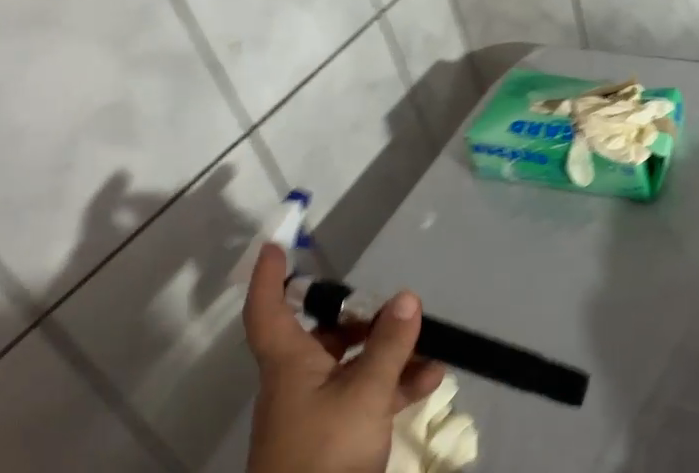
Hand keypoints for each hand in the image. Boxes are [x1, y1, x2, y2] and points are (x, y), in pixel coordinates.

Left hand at [243, 245, 445, 472]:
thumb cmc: (324, 453)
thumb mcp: (365, 395)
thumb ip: (388, 346)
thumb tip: (407, 297)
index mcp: (289, 364)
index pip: (268, 311)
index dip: (267, 279)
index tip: (274, 247)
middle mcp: (298, 382)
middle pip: (325, 337)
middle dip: (363, 319)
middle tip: (399, 308)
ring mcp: (315, 412)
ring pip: (352, 367)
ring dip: (390, 355)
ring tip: (431, 348)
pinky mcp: (333, 438)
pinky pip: (366, 397)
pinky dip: (395, 386)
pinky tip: (430, 381)